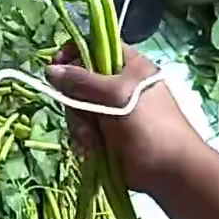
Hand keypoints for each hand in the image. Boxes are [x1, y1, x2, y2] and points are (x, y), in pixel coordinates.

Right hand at [47, 44, 205, 194]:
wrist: (169, 171)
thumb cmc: (149, 126)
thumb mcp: (116, 95)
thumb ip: (82, 81)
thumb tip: (49, 69)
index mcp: (128, 66)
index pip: (95, 47)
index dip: (74, 53)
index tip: (57, 65)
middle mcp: (118, 85)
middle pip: (79, 80)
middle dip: (75, 99)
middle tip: (83, 112)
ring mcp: (111, 110)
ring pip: (77, 107)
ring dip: (79, 123)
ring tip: (92, 138)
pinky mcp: (105, 133)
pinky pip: (82, 128)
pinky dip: (84, 138)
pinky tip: (91, 148)